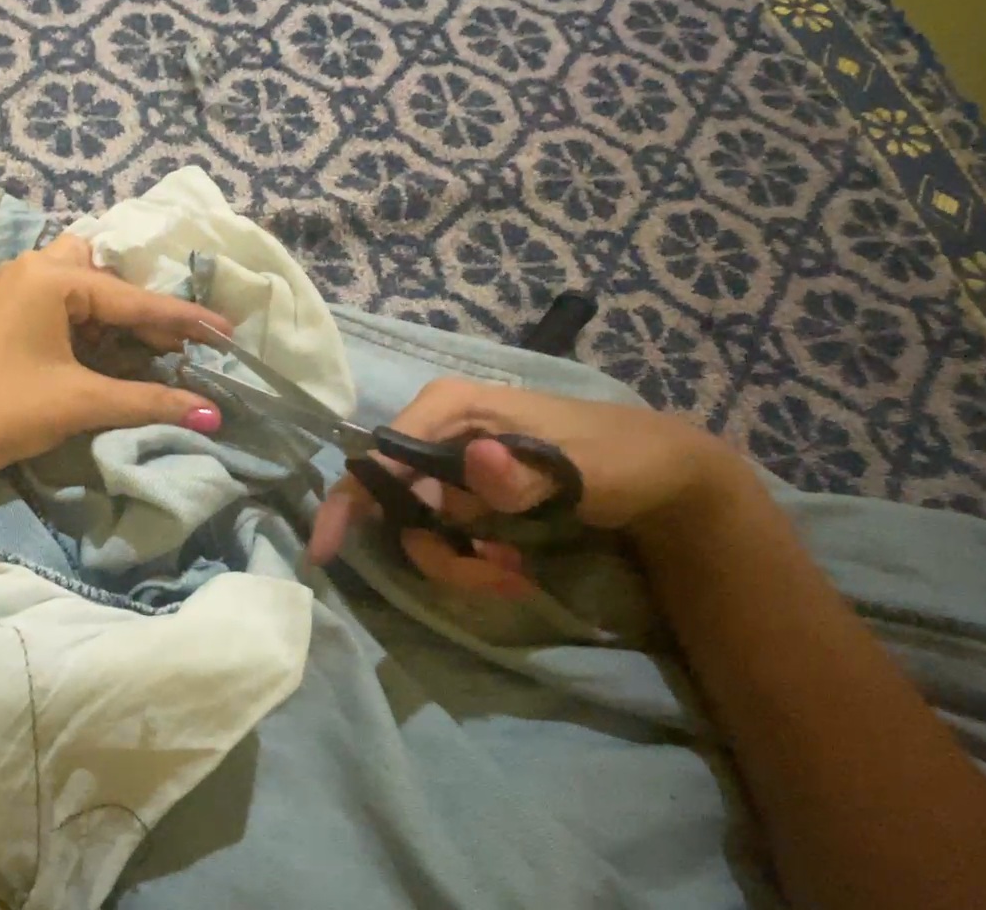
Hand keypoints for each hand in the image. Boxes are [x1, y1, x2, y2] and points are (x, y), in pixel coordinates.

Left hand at [0, 236, 228, 483]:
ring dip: (113, 313)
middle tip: (176, 341)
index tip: (228, 331)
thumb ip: (147, 402)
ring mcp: (12, 290)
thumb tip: (210, 414)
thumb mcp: (78, 403)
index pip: (132, 299)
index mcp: (50, 278)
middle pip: (105, 274)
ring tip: (148, 347)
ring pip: (79, 286)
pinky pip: (58, 304)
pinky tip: (108, 350)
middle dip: (142, 306)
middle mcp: (31, 270)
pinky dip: (88, 323)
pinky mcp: (3, 315)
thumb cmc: (1, 410)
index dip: (183, 320)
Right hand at [307, 379, 754, 596]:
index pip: (376, 456)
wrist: (660, 476)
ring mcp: (445, 465)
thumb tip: (476, 460)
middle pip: (394, 501)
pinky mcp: (461, 493)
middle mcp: (433, 432)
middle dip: (436, 551)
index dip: (347, 504)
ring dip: (460, 563)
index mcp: (447, 408)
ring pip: (418, 527)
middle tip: (490, 577)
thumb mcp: (579, 467)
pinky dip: (472, 560)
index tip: (325, 553)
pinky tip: (512, 566)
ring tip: (513, 575)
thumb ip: (521, 474)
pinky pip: (442, 535)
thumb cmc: (616, 457)